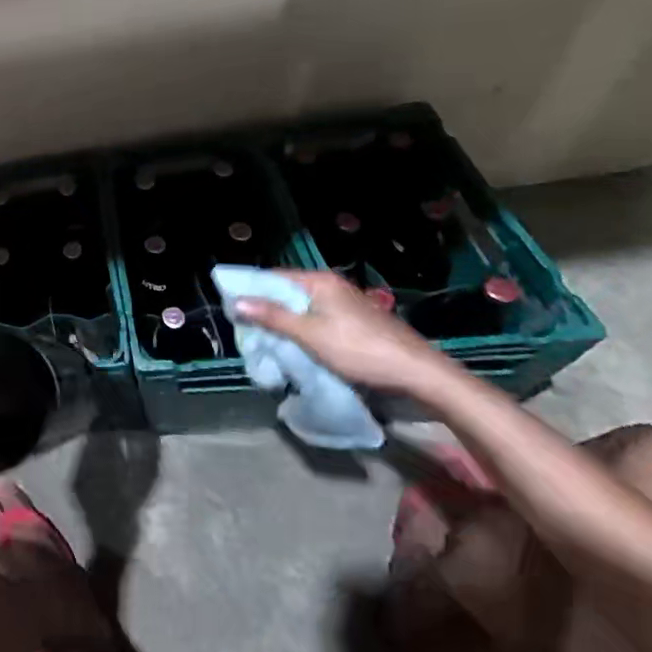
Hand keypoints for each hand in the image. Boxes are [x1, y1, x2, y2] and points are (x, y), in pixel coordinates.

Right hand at [233, 270, 455, 392]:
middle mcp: (332, 286)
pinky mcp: (356, 322)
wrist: (420, 374)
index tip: (231, 307)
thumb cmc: (360, 350)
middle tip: (245, 327)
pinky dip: (303, 329)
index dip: (250, 290)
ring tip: (266, 338)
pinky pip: (318, 318)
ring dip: (284, 321)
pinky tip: (295, 344)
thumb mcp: (309, 334)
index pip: (273, 277)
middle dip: (266, 308)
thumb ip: (272, 316)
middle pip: (287, 292)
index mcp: (320, 282)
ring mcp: (346, 304)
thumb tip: (237, 300)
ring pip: (303, 307)